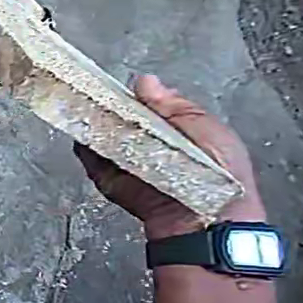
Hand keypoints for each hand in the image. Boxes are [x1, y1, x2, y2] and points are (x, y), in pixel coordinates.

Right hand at [76, 74, 264, 238]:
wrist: (205, 221)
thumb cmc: (219, 177)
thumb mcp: (208, 130)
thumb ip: (175, 106)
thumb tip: (144, 81)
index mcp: (176, 135)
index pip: (148, 111)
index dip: (135, 100)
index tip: (123, 89)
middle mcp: (152, 150)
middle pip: (123, 125)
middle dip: (112, 112)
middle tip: (100, 99)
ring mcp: (131, 169)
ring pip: (106, 143)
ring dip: (96, 129)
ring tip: (88, 112)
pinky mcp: (115, 187)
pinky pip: (97, 167)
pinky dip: (88, 154)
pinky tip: (84, 137)